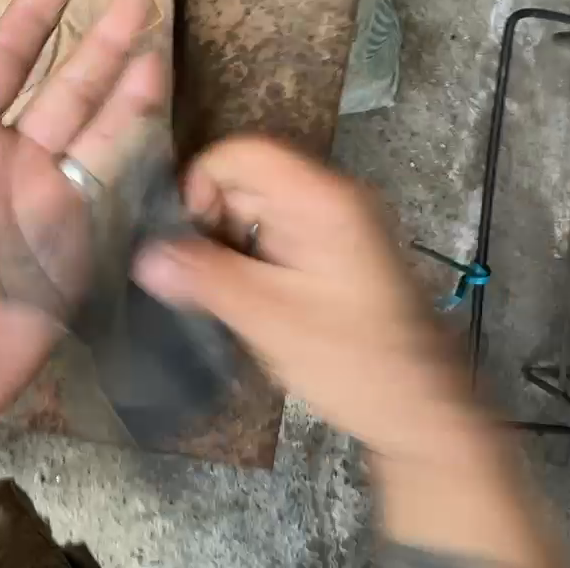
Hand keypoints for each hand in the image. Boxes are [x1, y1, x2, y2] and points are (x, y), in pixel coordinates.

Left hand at [0, 0, 167, 458]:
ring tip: (157, 52)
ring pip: (96, 137)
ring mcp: (43, 210)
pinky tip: (162, 131)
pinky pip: (110, 200)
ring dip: (128, 95)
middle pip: (65, 92)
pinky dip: (138, 163)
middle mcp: (6, 164)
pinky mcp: (70, 257)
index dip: (27, 23)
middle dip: (101, 46)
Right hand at [132, 136, 480, 461]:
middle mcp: (331, 196)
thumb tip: (144, 255)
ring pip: (256, 204)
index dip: (203, 181)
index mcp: (321, 199)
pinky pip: (274, 229)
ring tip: (226, 291)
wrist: (424, 416)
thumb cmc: (355, 363)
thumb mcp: (269, 318)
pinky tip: (249, 296)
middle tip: (201, 271)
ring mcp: (335, 222)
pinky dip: (249, 253)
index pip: (242, 152)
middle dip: (212, 216)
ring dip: (228, 239)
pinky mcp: (334, 248)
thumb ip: (204, 277)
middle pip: (247, 176)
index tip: (188, 233)